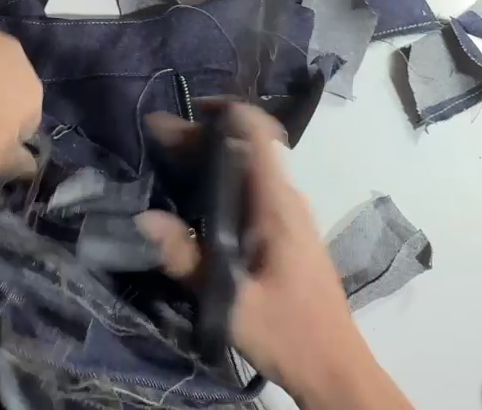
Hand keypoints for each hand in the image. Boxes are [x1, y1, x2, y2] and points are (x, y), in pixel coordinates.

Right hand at [135, 105, 407, 408]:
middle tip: (157, 138)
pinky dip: (221, 178)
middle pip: (246, 146)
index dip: (226, 111)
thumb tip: (144, 219)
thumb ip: (187, 260)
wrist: (337, 371)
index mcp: (278, 204)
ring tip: (168, 159)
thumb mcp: (231, 303)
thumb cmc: (291, 334)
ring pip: (248, 167)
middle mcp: (286, 198)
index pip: (259, 132)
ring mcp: (288, 214)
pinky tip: (194, 196)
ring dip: (211, 156)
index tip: (186, 111)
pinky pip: (251, 187)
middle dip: (203, 135)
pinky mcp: (285, 231)